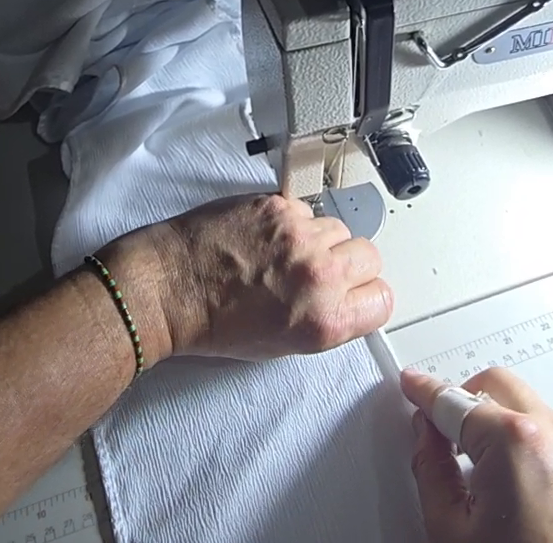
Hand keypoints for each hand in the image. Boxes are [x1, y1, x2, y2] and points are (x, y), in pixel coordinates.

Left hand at [99, 193, 392, 360]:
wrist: (170, 289)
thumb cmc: (214, 323)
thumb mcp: (282, 345)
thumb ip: (326, 320)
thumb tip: (346, 298)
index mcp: (325, 321)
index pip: (382, 297)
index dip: (367, 293)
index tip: (354, 289)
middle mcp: (319, 276)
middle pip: (368, 254)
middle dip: (348, 261)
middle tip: (318, 266)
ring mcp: (299, 235)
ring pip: (335, 226)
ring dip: (317, 238)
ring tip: (282, 251)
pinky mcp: (277, 206)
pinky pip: (303, 209)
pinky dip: (289, 219)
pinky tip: (263, 235)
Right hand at [401, 368, 552, 542]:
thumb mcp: (452, 532)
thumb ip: (431, 470)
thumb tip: (427, 436)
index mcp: (513, 441)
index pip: (454, 401)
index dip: (425, 391)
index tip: (414, 386)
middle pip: (496, 385)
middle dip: (465, 397)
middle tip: (444, 428)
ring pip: (528, 408)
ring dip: (500, 420)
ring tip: (483, 467)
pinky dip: (530, 443)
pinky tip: (517, 486)